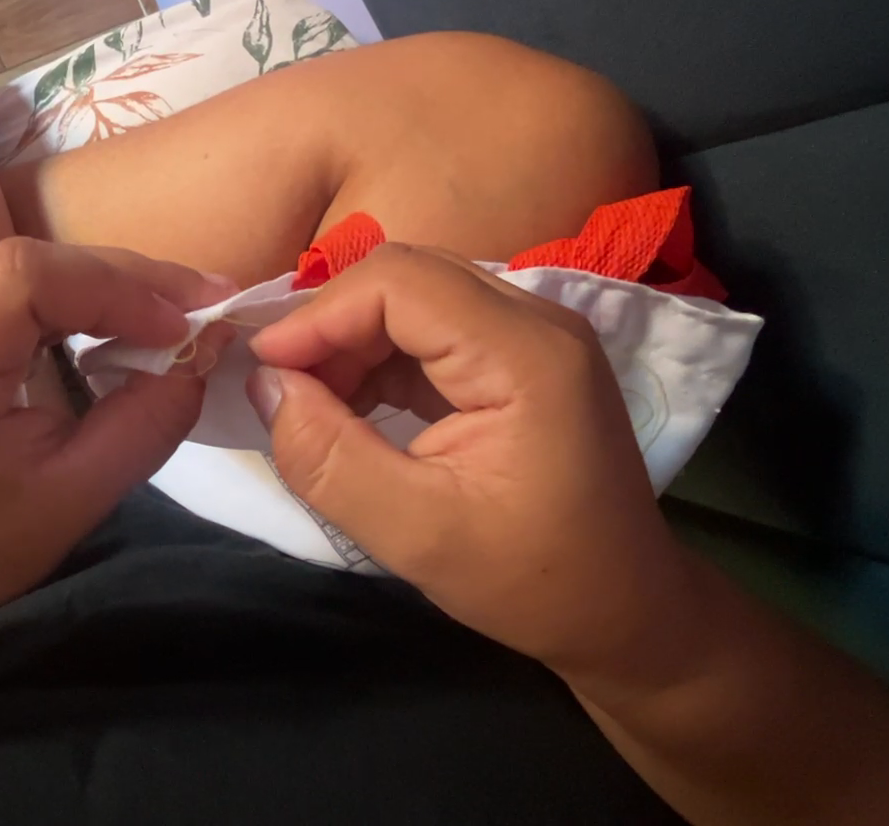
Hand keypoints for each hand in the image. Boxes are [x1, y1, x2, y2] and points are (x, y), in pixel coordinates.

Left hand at [0, 238, 233, 635]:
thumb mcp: (75, 500)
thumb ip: (146, 423)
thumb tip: (204, 351)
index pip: (20, 280)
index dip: (112, 287)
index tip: (182, 328)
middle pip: (31, 265)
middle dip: (130, 279)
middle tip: (209, 304)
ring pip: (34, 271)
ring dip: (115, 286)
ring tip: (182, 314)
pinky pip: (25, 294)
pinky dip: (89, 303)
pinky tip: (129, 324)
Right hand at [247, 243, 688, 676]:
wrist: (623, 612)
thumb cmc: (532, 581)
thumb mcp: (415, 535)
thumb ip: (327, 458)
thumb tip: (264, 384)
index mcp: (526, 355)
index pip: (400, 282)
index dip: (319, 315)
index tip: (264, 367)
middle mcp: (533, 319)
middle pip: (404, 277)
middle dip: (331, 325)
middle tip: (284, 388)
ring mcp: (527, 333)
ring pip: (409, 297)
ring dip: (349, 341)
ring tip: (314, 404)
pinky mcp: (513, 353)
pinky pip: (425, 327)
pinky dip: (375, 358)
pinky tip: (351, 404)